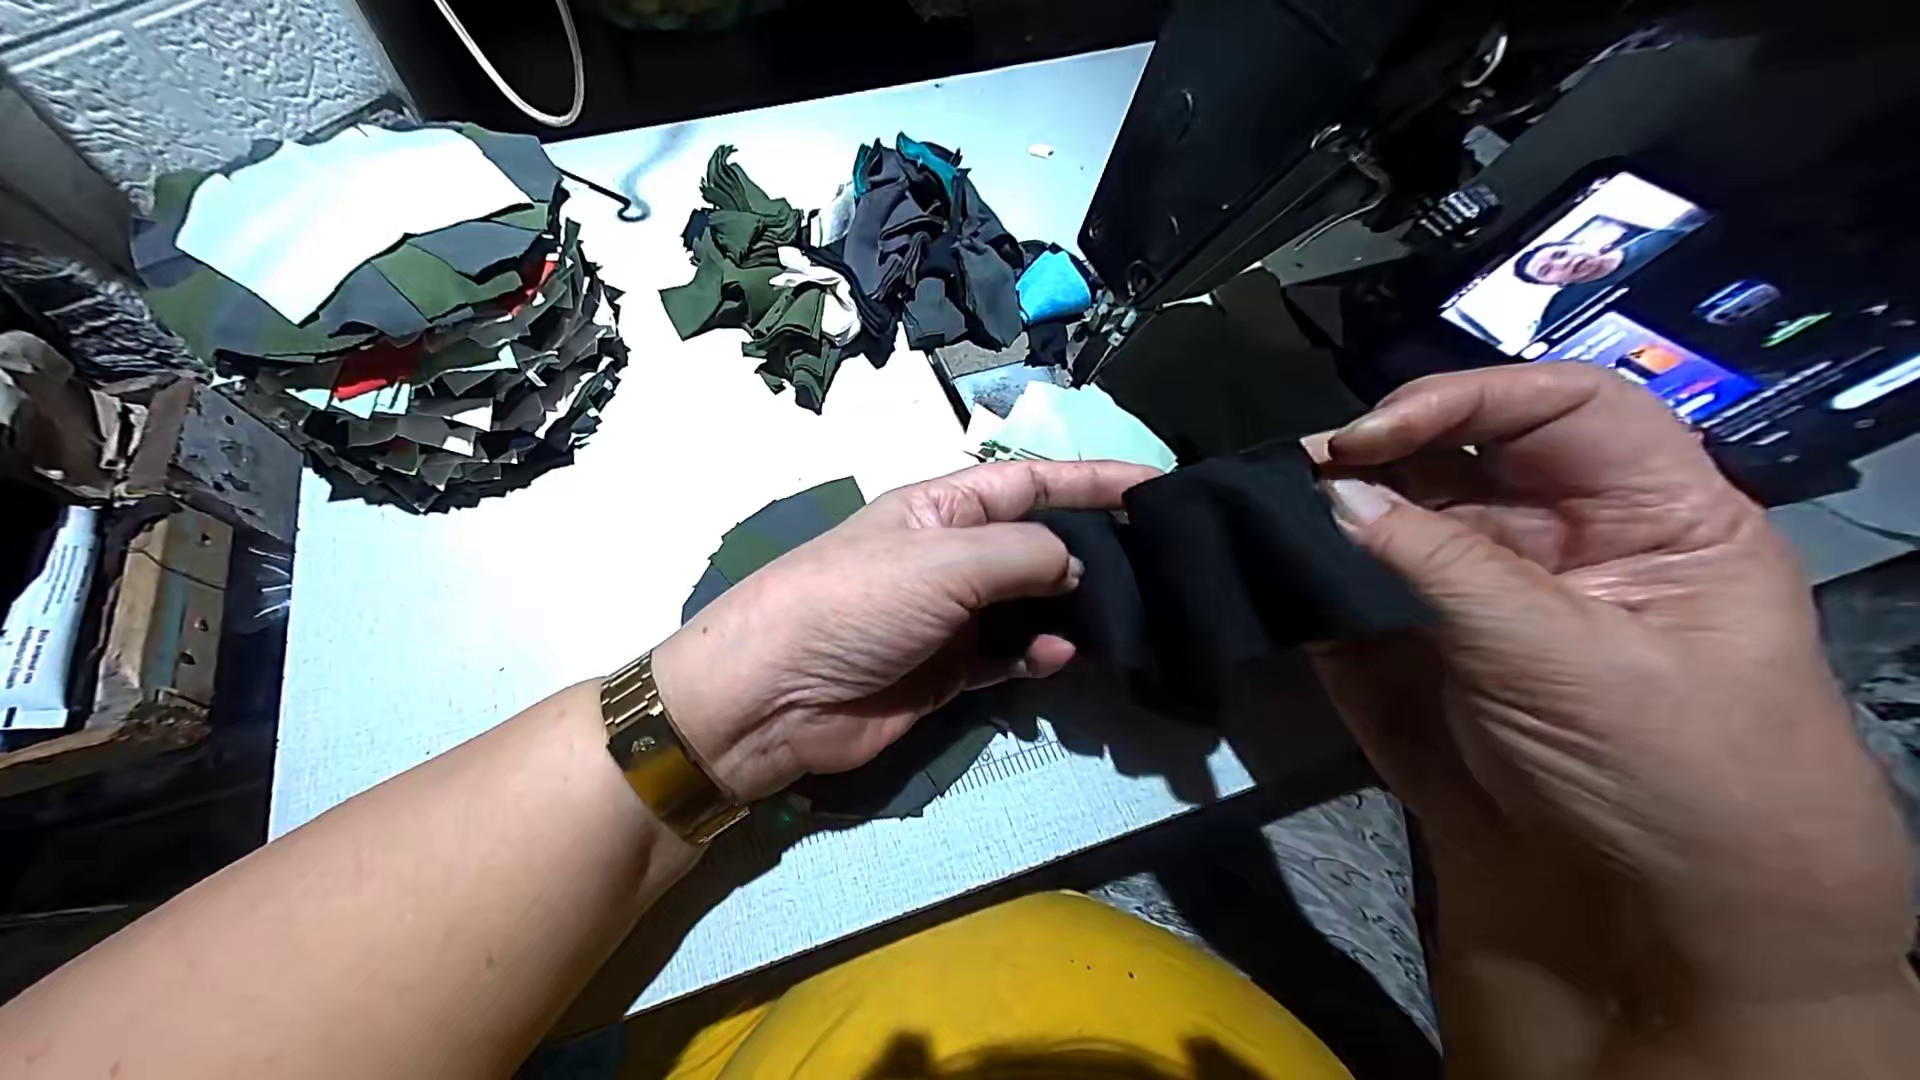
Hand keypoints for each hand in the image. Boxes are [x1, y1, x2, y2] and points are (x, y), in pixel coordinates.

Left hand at [651, 460, 1160, 802]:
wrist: (778, 696)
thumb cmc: (857, 602)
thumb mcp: (944, 560)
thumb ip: (1023, 555)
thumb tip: (1080, 563)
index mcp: (944, 508)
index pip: (1032, 481)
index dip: (1093, 478)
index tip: (1156, 482)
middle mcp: (952, 555)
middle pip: (1037, 541)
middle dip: (1092, 546)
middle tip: (1155, 559)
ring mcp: (952, 614)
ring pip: (1031, 602)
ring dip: (1071, 607)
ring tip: (1122, 613)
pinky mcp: (950, 668)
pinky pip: (1010, 655)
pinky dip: (1038, 654)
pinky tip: (1060, 656)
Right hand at [1310, 363, 1911, 998]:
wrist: (1611, 908)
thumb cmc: (1662, 772)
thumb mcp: (1568, 656)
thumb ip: (1441, 566)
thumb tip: (1329, 492)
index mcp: (1636, 510)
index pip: (1556, 406)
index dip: (1464, 398)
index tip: (1369, 437)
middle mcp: (1534, 529)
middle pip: (1446, 449)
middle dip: (1370, 450)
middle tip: (1295, 470)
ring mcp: (1450, 580)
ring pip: (1377, 510)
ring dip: (1319, 505)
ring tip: (1262, 507)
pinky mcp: (1389, 627)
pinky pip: (1336, 576)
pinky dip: (1296, 563)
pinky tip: (1260, 556)